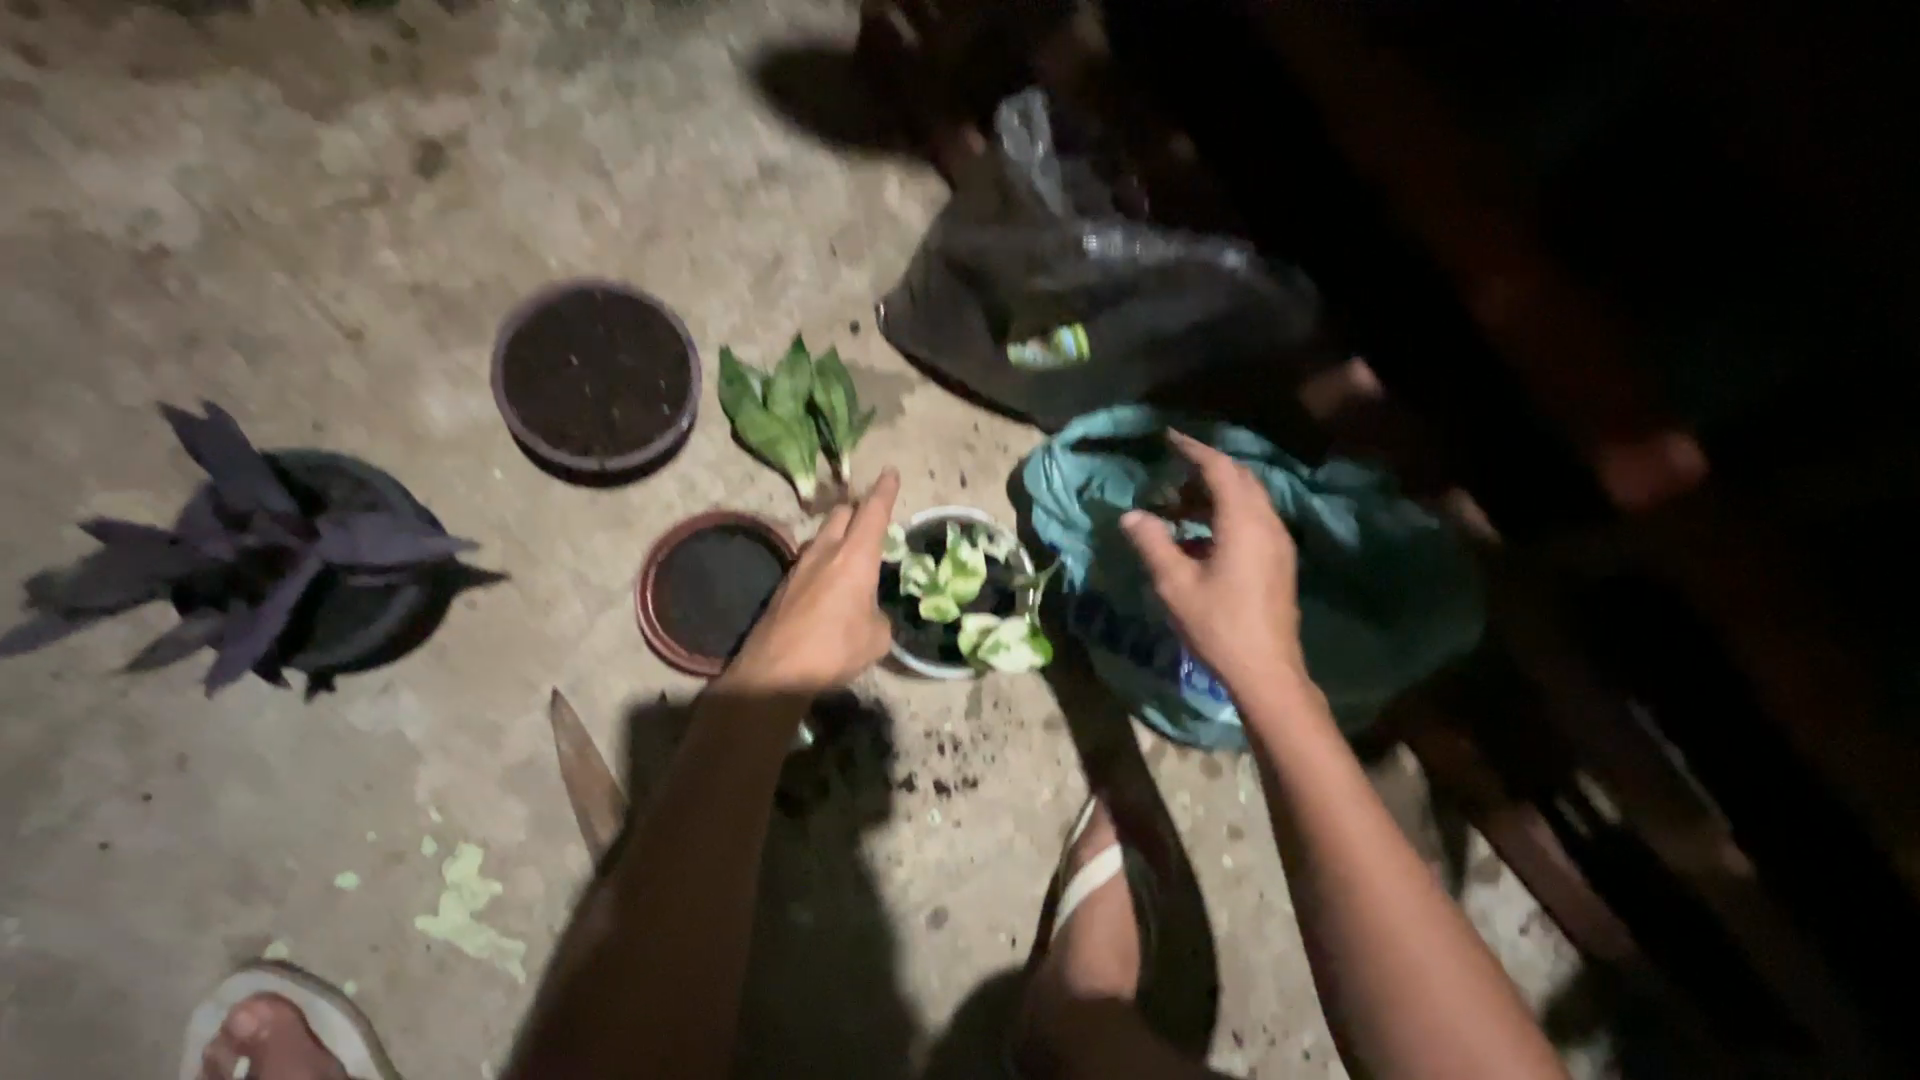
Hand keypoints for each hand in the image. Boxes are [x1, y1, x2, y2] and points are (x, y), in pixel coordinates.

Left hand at [720, 469, 900, 695]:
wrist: (775, 672)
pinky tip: (828, 587)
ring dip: (838, 537)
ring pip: (822, 536)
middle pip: (841, 514)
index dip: (884, 491)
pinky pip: (808, 562)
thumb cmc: (835, 650)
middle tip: (872, 520)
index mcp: (855, 557)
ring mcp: (799, 567)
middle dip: (858, 510)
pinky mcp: (783, 586)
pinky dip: (823, 563)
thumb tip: (871, 614)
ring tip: (851, 556)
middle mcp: (825, 552)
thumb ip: (879, 616)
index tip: (890, 472)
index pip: (873, 512)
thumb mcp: (877, 638)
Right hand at [1120, 431, 1305, 694]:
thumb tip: (1132, 515)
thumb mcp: (1174, 584)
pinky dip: (1225, 515)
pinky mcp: (1279, 562)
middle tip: (1171, 470)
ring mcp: (1278, 543)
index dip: (1193, 449)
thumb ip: (1152, 543)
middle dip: (1205, 468)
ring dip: (1214, 495)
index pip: (1220, 468)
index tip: (1168, 437)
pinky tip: (1197, 538)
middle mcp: (1267, 524)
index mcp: (1243, 522)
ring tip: (1176, 506)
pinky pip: (1252, 521)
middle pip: (1239, 479)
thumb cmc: (1218, 625)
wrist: (1266, 670)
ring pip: (1248, 501)